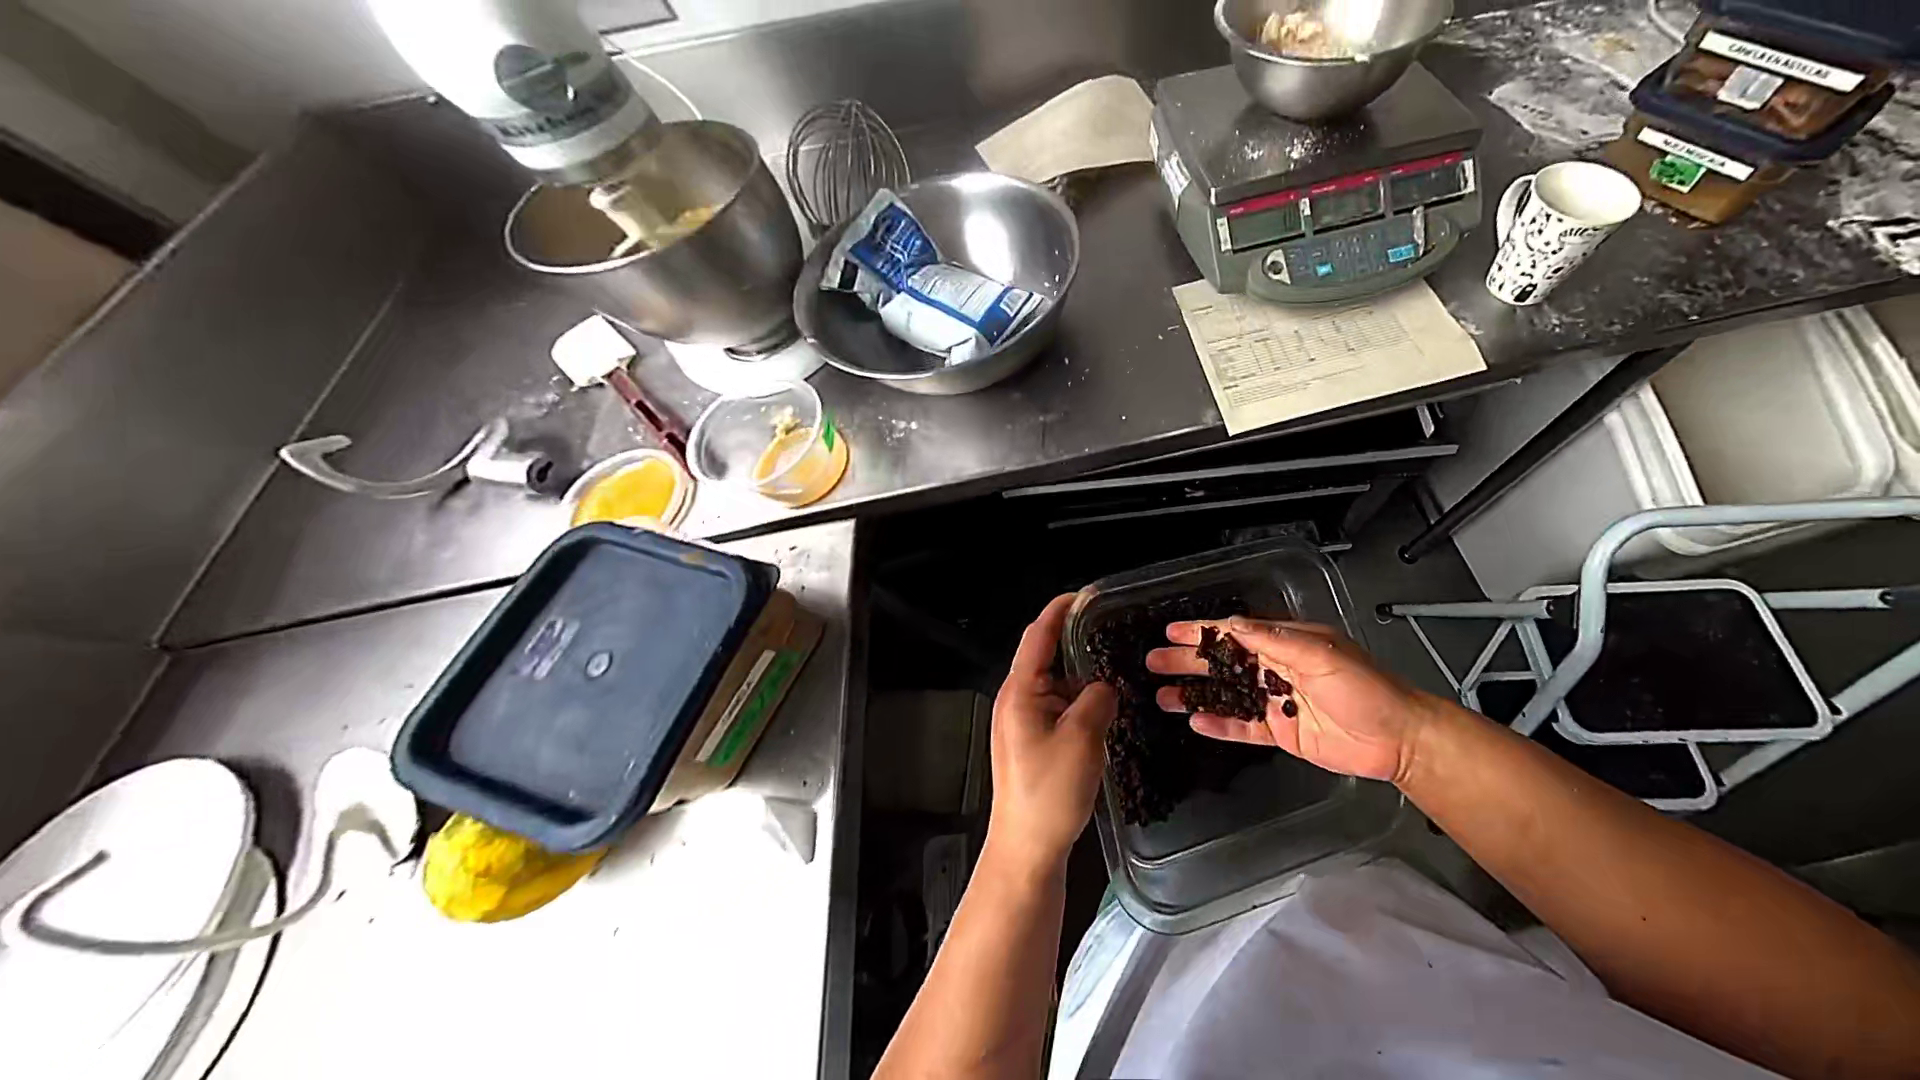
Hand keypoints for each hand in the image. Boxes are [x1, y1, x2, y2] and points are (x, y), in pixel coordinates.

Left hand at [985, 595, 1118, 870]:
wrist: (1027, 846)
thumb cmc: (1049, 792)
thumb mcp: (1083, 739)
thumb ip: (1097, 700)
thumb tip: (1104, 686)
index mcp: (1019, 692)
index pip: (1037, 636)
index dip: (1059, 611)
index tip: (1083, 595)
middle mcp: (1016, 701)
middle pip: (1047, 659)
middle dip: (1078, 647)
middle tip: (1112, 636)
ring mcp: (1022, 723)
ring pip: (1056, 688)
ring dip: (1082, 682)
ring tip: (1116, 676)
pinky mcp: (1031, 742)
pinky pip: (1058, 711)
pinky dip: (1079, 706)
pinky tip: (1104, 713)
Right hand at [1148, 617, 1441, 785]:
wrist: (1399, 739)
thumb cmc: (1367, 689)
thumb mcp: (1322, 654)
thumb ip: (1275, 640)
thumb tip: (1233, 625)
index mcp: (1285, 645)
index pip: (1234, 634)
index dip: (1201, 632)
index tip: (1172, 631)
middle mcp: (1275, 670)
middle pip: (1221, 663)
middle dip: (1187, 661)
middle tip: (1154, 662)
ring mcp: (1275, 701)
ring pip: (1225, 695)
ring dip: (1194, 694)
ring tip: (1163, 696)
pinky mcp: (1280, 731)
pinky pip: (1242, 727)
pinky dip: (1219, 724)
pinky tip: (1195, 722)